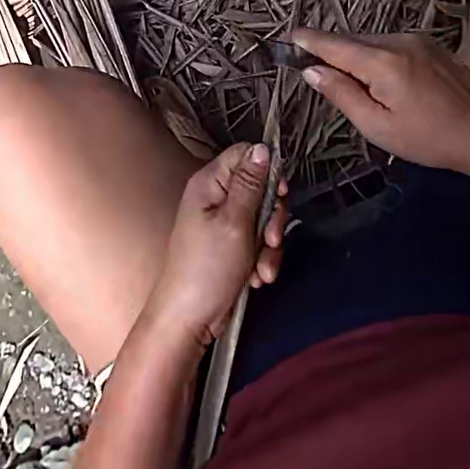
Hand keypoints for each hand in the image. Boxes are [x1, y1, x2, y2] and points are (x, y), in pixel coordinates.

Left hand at [144, 143, 289, 347]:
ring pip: (262, 218)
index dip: (267, 170)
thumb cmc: (207, 269)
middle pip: (259, 188)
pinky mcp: (230, 245)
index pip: (244, 155)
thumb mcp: (235, 222)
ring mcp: (222, 222)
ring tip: (261, 268)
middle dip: (272, 217)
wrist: (189, 320)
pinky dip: (261, 259)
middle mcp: (215, 197)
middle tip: (271, 239)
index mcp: (209, 183)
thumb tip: (263, 148)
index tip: (281, 194)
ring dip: (268, 245)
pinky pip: (257, 241)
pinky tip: (256, 277)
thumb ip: (251, 184)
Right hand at [291, 28, 469, 173]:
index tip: (290, 36)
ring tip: (358, 87)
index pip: (333, 45)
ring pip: (372, 42)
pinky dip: (377, 57)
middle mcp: (398, 42)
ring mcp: (417, 40)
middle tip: (318, 72)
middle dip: (333, 53)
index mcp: (381, 62)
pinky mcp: (430, 45)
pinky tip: (384, 82)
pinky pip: (391, 45)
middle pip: (352, 42)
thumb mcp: (377, 126)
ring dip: (357, 57)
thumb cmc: (429, 138)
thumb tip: (311, 70)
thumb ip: (341, 94)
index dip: (309, 40)